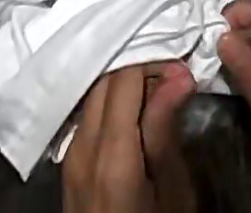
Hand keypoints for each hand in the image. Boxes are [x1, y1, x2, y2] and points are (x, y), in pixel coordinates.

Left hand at [63, 61, 196, 212]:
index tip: (182, 63)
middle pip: (104, 80)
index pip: (123, 76)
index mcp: (110, 154)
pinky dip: (111, 101)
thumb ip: (165, 128)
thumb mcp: (171, 190)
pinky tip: (135, 109)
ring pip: (94, 94)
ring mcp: (69, 155)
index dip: (153, 59)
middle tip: (172, 70)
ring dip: (123, 81)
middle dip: (137, 64)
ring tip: (157, 87)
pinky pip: (88, 114)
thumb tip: (179, 72)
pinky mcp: (68, 163)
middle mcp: (81, 146)